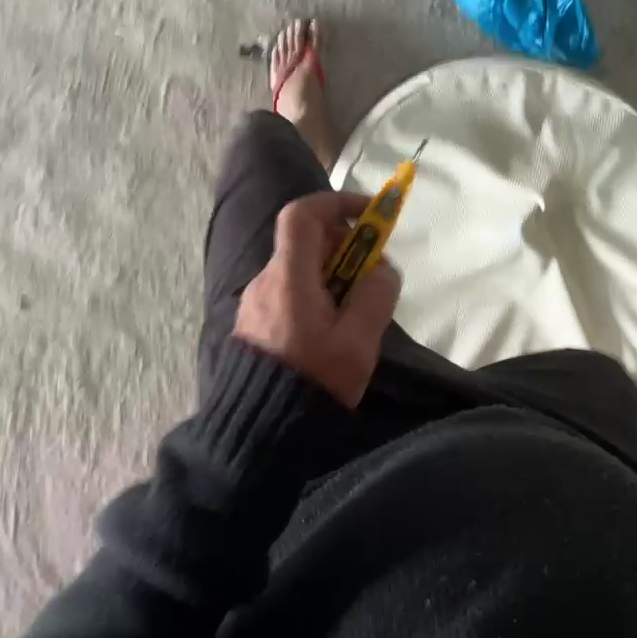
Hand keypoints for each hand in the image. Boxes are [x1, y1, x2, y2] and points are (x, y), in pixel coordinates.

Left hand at [234, 191, 401, 407]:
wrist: (258, 435)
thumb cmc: (312, 383)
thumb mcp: (357, 343)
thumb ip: (375, 296)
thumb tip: (383, 268)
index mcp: (288, 277)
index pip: (303, 214)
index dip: (337, 202)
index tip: (370, 213)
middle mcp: (265, 281)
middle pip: (305, 241)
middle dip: (344, 245)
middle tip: (373, 275)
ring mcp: (255, 304)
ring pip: (299, 270)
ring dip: (333, 274)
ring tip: (358, 313)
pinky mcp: (254, 325)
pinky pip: (289, 293)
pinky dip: (316, 295)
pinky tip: (333, 333)